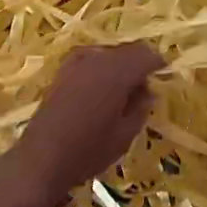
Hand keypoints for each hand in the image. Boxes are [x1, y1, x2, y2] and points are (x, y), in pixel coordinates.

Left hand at [0, 43, 161, 205]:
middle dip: (140, 62)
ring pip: (108, 52)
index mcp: (117, 71)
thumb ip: (141, 106)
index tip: (166, 75)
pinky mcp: (62, 69)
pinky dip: (102, 67)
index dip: (158, 63)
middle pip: (127, 49)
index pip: (146, 54)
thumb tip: (149, 90)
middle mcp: (97, 57)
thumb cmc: (89, 150)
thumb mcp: (125, 134)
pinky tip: (102, 88)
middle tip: (146, 86)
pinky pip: (91, 58)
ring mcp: (76, 61)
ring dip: (120, 64)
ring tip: (124, 89)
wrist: (41, 157)